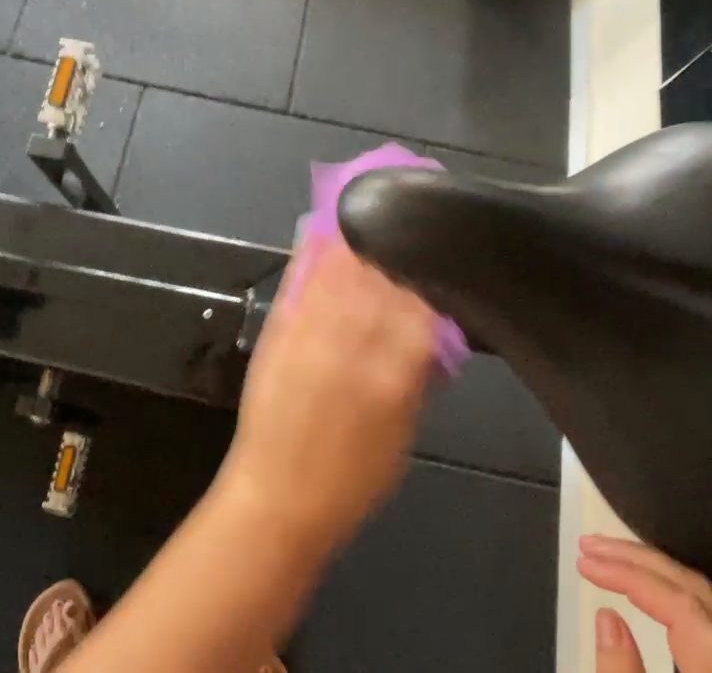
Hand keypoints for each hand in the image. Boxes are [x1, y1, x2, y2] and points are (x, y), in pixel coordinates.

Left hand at [214, 239, 439, 554]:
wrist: (279, 498)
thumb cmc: (352, 478)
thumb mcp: (404, 432)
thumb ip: (416, 377)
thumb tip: (430, 337)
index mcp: (395, 372)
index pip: (419, 307)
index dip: (426, 278)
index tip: (432, 256)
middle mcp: (355, 343)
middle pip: (380, 280)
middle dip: (393, 252)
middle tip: (405, 225)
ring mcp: (312, 333)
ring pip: (340, 273)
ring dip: (356, 243)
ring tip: (369, 214)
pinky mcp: (279, 333)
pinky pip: (300, 284)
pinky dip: (313, 255)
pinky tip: (323, 231)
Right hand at [579, 536, 711, 672]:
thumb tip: (606, 617)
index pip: (683, 608)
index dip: (630, 576)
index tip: (584, 561)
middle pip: (702, 594)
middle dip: (641, 562)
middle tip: (591, 546)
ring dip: (660, 573)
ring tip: (614, 559)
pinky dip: (681, 596)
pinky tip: (653, 594)